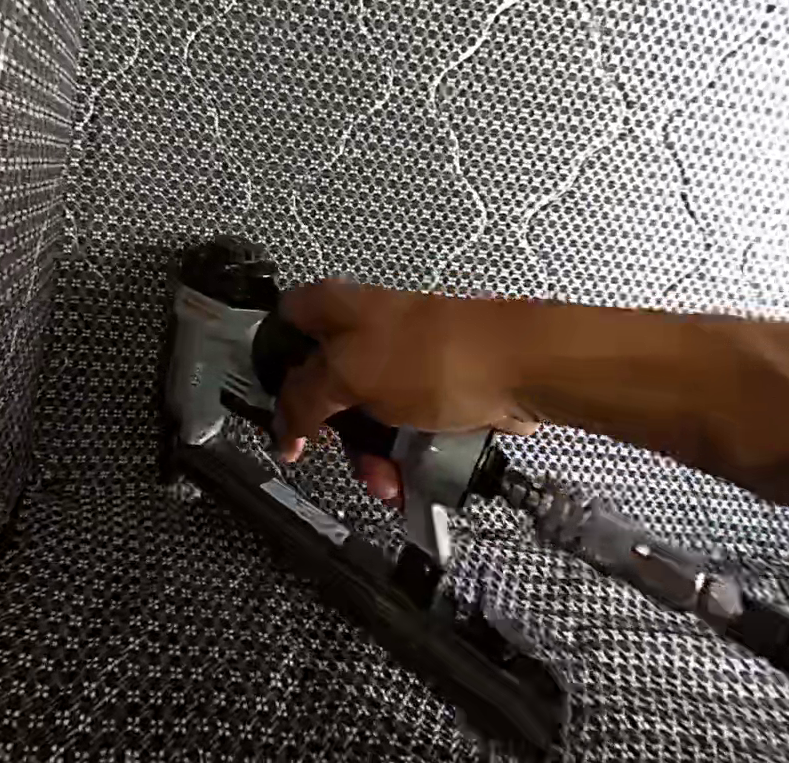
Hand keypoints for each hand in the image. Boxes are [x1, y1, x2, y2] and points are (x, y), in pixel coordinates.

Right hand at [273, 280, 540, 503]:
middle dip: (327, 428)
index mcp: (332, 308)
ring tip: (382, 480)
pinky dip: (394, 455)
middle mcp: (358, 331)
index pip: (281, 329)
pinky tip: (401, 480)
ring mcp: (392, 362)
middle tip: (332, 453)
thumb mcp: (349, 373)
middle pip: (318, 382)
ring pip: (357, 413)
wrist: (515, 367)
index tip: (274, 408)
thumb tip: (281, 429)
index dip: (272, 367)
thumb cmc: (425, 359)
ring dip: (364, 453)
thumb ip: (303, 399)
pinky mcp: (421, 391)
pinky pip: (393, 428)